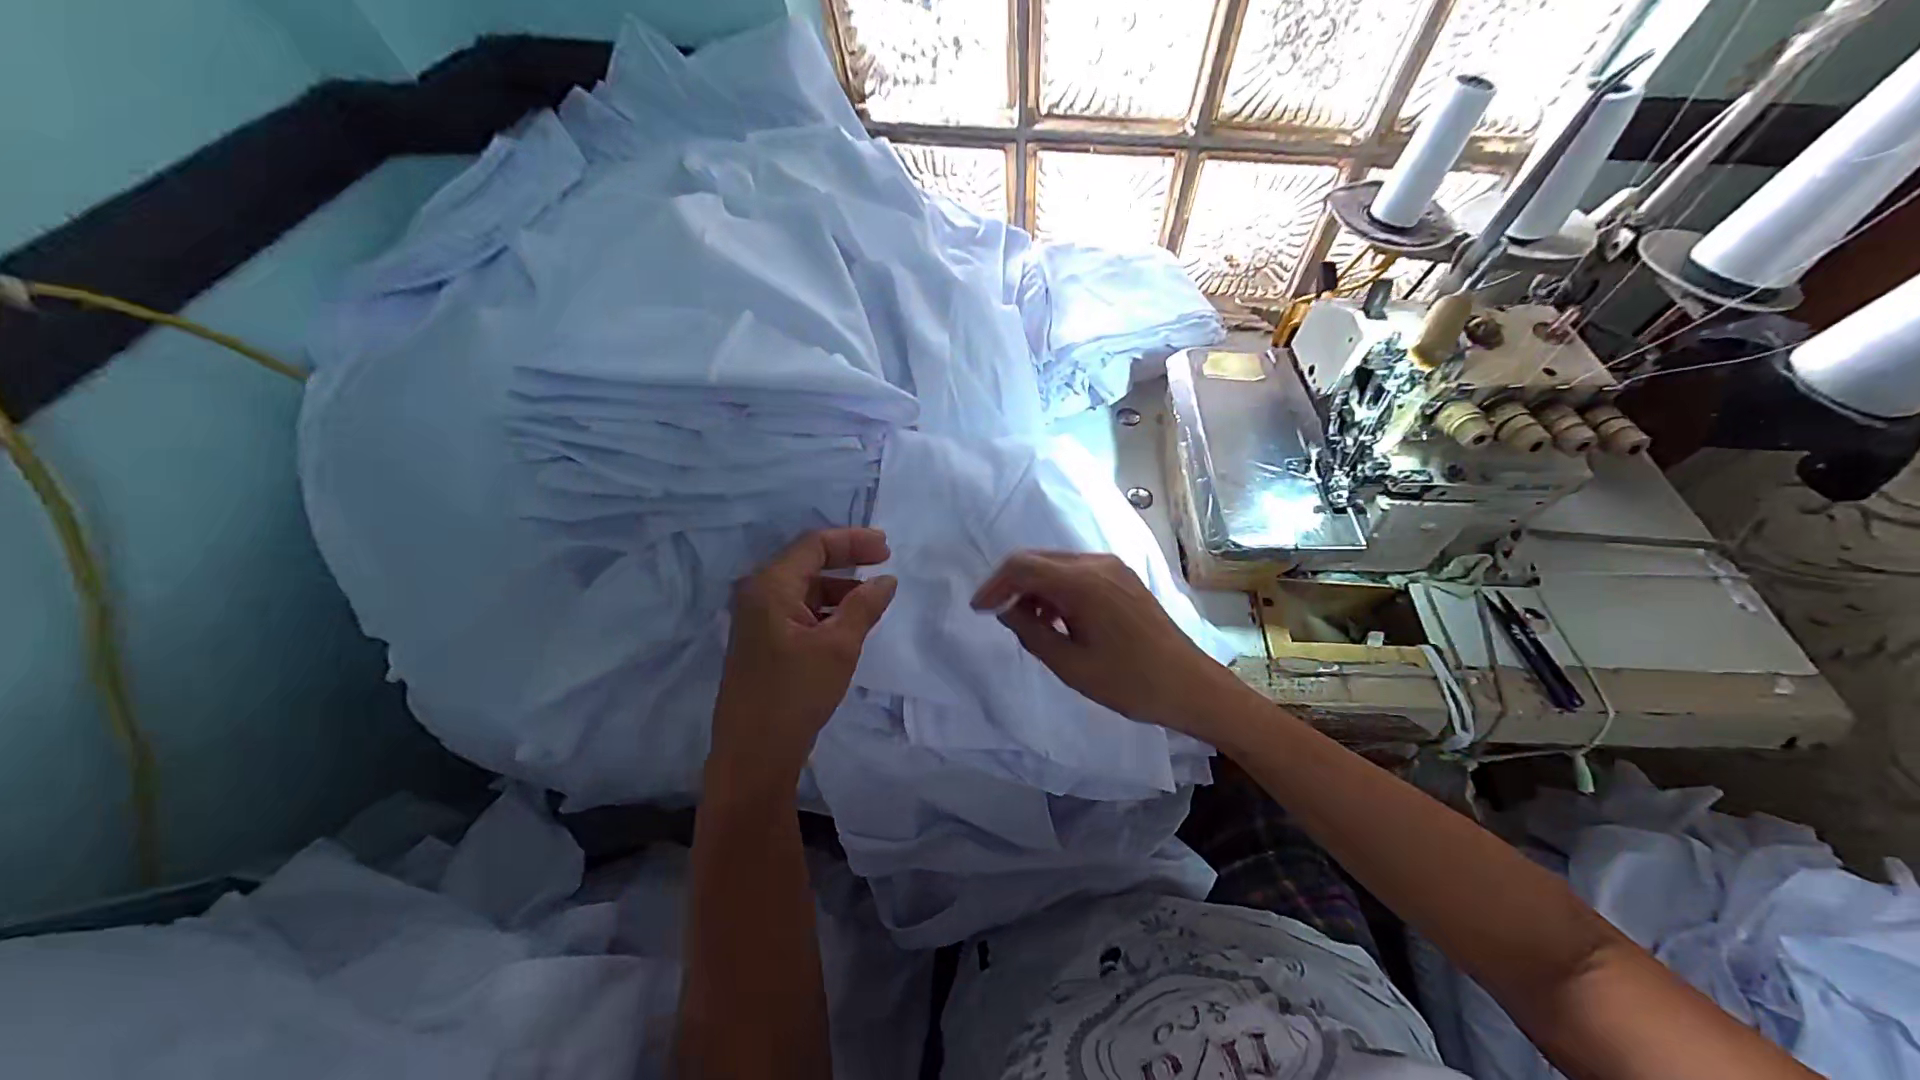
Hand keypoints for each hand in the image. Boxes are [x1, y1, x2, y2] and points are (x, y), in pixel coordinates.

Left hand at [710, 528, 897, 791]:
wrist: (754, 754)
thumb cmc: (795, 694)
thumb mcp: (838, 646)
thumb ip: (864, 606)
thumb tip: (886, 580)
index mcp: (770, 587)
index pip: (813, 545)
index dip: (852, 541)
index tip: (887, 547)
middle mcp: (758, 595)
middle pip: (806, 562)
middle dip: (846, 559)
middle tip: (884, 561)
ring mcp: (757, 620)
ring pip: (804, 588)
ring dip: (838, 587)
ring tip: (873, 597)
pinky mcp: (763, 642)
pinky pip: (799, 611)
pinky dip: (826, 609)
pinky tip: (850, 622)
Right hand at [971, 551, 1249, 740]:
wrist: (1191, 686)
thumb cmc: (1130, 683)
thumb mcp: (1070, 665)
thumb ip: (1030, 632)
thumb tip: (1005, 610)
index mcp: (1083, 582)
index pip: (1022, 565)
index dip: (994, 585)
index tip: (979, 610)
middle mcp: (1097, 564)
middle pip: (1038, 559)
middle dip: (1012, 585)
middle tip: (998, 617)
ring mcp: (1113, 568)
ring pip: (1057, 565)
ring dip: (1035, 588)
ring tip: (1030, 625)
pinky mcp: (1123, 578)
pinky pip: (1077, 573)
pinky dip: (1057, 590)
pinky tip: (1058, 620)